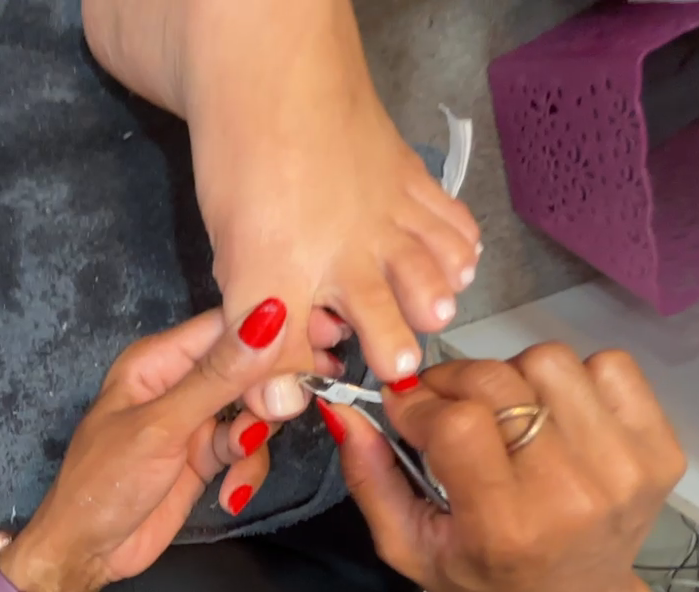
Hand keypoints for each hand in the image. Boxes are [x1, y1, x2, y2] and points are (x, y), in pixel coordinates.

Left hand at [2, 302, 288, 591]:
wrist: (88, 552)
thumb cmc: (106, 483)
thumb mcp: (161, 427)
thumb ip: (216, 378)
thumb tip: (269, 318)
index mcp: (157, 362)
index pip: (227, 326)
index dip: (274, 333)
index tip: (322, 345)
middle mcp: (179, 384)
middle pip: (248, 367)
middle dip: (268, 393)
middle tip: (274, 418)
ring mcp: (194, 423)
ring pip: (253, 410)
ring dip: (255, 436)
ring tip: (236, 456)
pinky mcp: (205, 459)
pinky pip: (245, 450)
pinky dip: (245, 469)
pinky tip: (230, 494)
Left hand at [183, 18, 480, 419]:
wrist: (273, 74)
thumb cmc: (244, 176)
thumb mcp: (236, 270)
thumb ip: (262, 344)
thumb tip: (282, 410)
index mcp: (309, 283)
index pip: (326, 348)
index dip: (323, 378)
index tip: (332, 399)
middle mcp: (362, 254)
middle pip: (391, 308)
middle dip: (397, 340)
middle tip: (408, 367)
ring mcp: (392, 210)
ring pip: (431, 264)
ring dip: (436, 293)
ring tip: (439, 312)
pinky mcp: (407, 173)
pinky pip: (449, 216)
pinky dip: (460, 243)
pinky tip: (462, 260)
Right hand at [322, 346, 686, 591]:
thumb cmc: (480, 582)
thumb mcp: (405, 546)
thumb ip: (370, 479)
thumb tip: (344, 412)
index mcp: (504, 525)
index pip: (457, 423)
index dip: (418, 405)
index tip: (403, 412)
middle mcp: (572, 491)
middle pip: (500, 381)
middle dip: (453, 382)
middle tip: (440, 405)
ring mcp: (625, 465)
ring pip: (549, 362)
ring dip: (509, 378)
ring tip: (497, 413)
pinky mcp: (660, 447)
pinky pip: (607, 367)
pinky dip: (566, 379)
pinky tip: (547, 415)